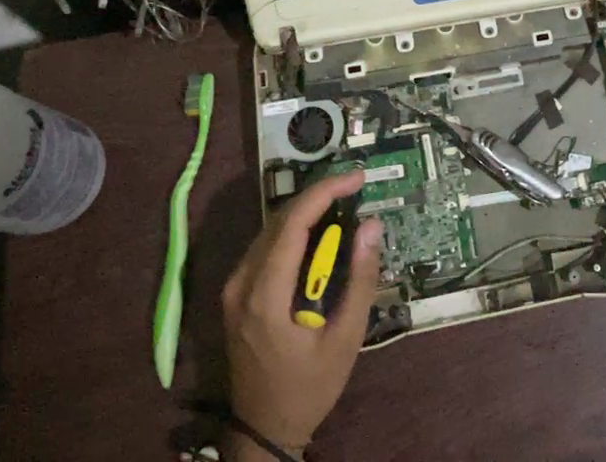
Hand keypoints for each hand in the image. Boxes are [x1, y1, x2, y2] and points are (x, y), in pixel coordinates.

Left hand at [221, 171, 382, 454]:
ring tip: (344, 204)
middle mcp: (241, 282)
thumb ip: (360, 280)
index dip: (325, 191)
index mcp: (264, 294)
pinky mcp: (236, 294)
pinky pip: (265, 247)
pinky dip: (294, 232)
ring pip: (270, 230)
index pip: (292, 223)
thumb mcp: (345, 339)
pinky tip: (320, 233)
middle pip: (279, 220)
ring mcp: (233, 287)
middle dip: (319, 196)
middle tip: (356, 188)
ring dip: (306, 212)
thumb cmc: (308, 387)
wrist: (263, 427)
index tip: (357, 178)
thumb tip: (371, 226)